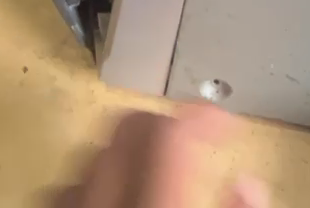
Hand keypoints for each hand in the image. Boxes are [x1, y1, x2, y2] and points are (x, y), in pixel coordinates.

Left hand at [53, 103, 267, 207]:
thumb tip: (250, 186)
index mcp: (155, 200)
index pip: (171, 129)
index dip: (201, 111)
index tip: (221, 117)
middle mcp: (107, 198)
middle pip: (127, 127)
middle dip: (162, 120)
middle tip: (191, 135)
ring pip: (88, 153)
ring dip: (121, 147)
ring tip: (151, 162)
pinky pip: (59, 188)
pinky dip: (85, 178)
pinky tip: (104, 192)